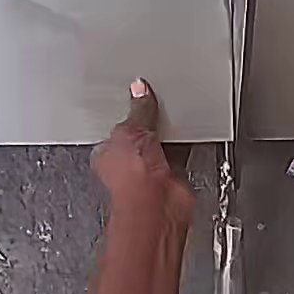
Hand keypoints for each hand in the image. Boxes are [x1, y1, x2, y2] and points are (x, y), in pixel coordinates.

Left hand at [93, 79, 193, 222]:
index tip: (138, 95)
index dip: (127, 112)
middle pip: (142, 133)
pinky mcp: (174, 174)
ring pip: (162, 142)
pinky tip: (186, 135)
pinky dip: (186, 142)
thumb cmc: (131, 179)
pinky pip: (181, 150)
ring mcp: (152, 170)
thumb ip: (138, 109)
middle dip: (151, 122)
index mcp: (107, 153)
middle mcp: (128, 164)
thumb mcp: (129, 130)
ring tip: (172, 120)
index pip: (117, 127)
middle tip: (158, 106)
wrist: (157, 204)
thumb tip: (139, 89)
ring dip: (169, 133)